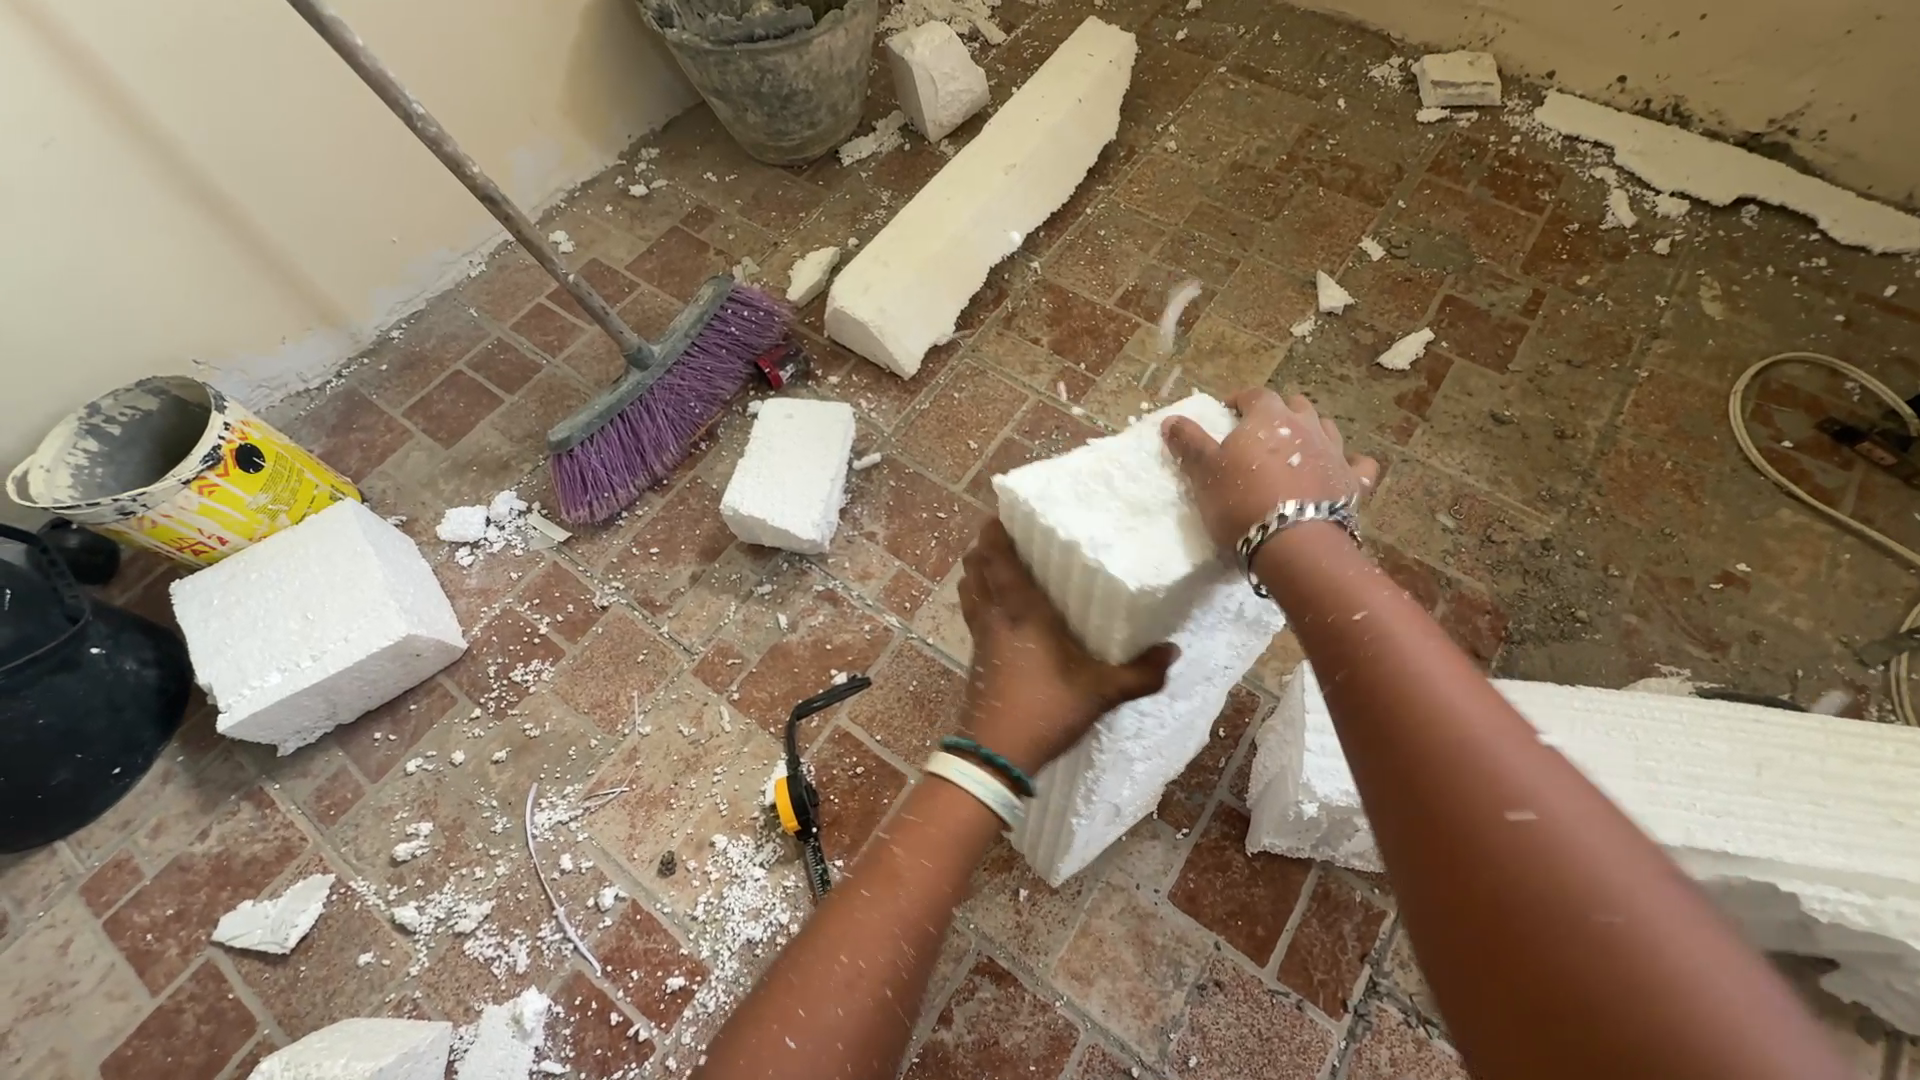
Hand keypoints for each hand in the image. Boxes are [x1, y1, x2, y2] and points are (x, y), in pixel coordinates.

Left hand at [956, 519, 1178, 774]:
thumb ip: (1140, 673)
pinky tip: (999, 608)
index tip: (1004, 511)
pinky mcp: (975, 657)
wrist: (993, 756)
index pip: (997, 557)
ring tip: (998, 561)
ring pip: (968, 588)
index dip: (994, 531)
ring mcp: (980, 636)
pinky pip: (972, 612)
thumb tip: (1174, 651)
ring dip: (977, 570)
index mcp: (1021, 611)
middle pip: (975, 566)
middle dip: (984, 545)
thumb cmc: (1046, 711)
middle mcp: (995, 615)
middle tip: (1006, 532)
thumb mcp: (1101, 693)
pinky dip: (977, 597)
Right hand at [1161, 388, 1380, 555]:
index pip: (1255, 394)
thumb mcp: (1204, 473)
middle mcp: (1307, 426)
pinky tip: (1340, 471)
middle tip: (1260, 433)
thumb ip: (1188, 442)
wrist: (1293, 545)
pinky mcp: (1353, 483)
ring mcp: (1335, 452)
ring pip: (1326, 428)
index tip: (1227, 412)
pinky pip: (1359, 464)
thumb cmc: (1241, 502)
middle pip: (1295, 406)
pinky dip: (1349, 464)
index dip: (1241, 400)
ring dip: (1311, 432)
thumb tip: (1171, 419)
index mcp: (1269, 417)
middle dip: (1279, 413)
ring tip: (1294, 450)